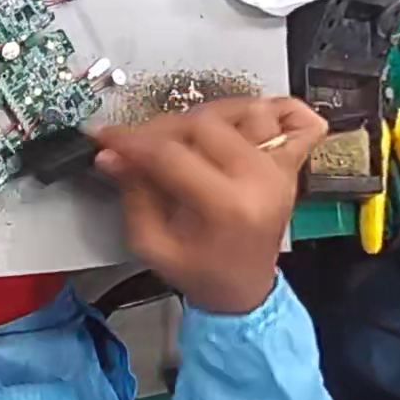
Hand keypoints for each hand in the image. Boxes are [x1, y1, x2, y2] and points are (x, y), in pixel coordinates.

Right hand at [92, 97, 325, 313]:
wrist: (243, 289)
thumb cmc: (196, 271)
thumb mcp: (149, 243)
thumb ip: (132, 193)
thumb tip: (110, 154)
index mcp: (225, 206)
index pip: (169, 153)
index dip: (128, 140)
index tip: (100, 134)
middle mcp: (260, 179)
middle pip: (202, 124)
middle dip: (157, 128)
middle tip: (134, 143)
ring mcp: (280, 169)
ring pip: (243, 111)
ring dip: (202, 115)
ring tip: (177, 134)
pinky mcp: (290, 165)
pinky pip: (300, 122)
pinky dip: (275, 109)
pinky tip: (243, 118)